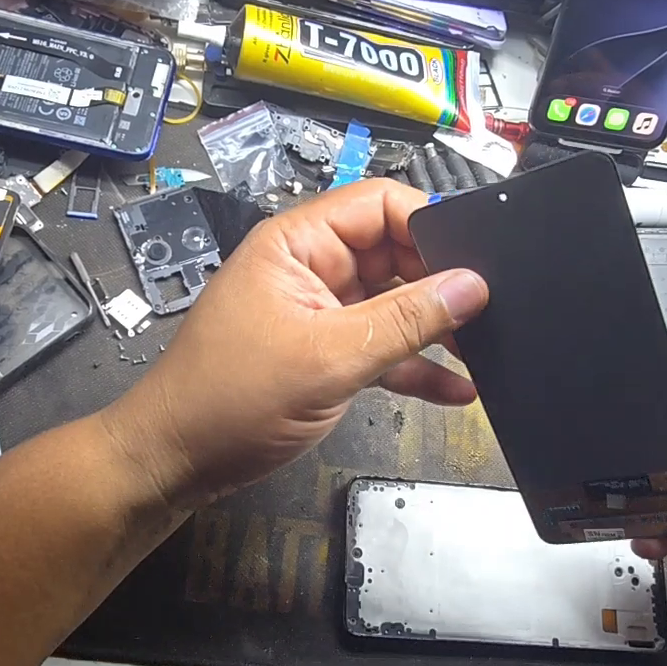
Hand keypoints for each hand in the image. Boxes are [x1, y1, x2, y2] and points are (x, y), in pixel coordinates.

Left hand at [100, 179, 488, 507]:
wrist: (177, 460)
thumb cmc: (229, 398)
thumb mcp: (327, 357)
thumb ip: (402, 321)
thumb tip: (470, 286)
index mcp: (299, 244)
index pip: (380, 206)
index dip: (428, 226)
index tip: (473, 262)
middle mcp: (311, 269)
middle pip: (393, 254)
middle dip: (439, 283)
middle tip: (489, 312)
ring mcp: (319, 313)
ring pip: (392, 305)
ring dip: (432, 330)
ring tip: (482, 351)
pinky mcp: (324, 354)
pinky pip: (380, 348)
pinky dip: (413, 366)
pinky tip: (453, 388)